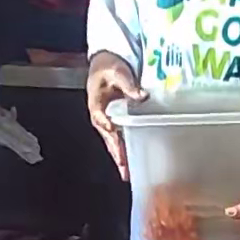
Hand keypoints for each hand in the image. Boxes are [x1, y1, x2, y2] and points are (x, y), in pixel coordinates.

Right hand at [87, 53, 146, 180]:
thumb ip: (128, 84)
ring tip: (127, 174)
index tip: (117, 142)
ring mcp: (107, 123)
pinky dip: (124, 152)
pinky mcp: (114, 124)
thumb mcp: (117, 71)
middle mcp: (101, 118)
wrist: (104, 65)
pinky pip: (118, 140)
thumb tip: (142, 96)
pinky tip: (130, 163)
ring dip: (120, 158)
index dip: (111, 132)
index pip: (104, 122)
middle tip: (125, 170)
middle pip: (109, 140)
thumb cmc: (107, 67)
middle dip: (117, 155)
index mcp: (97, 106)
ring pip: (113, 144)